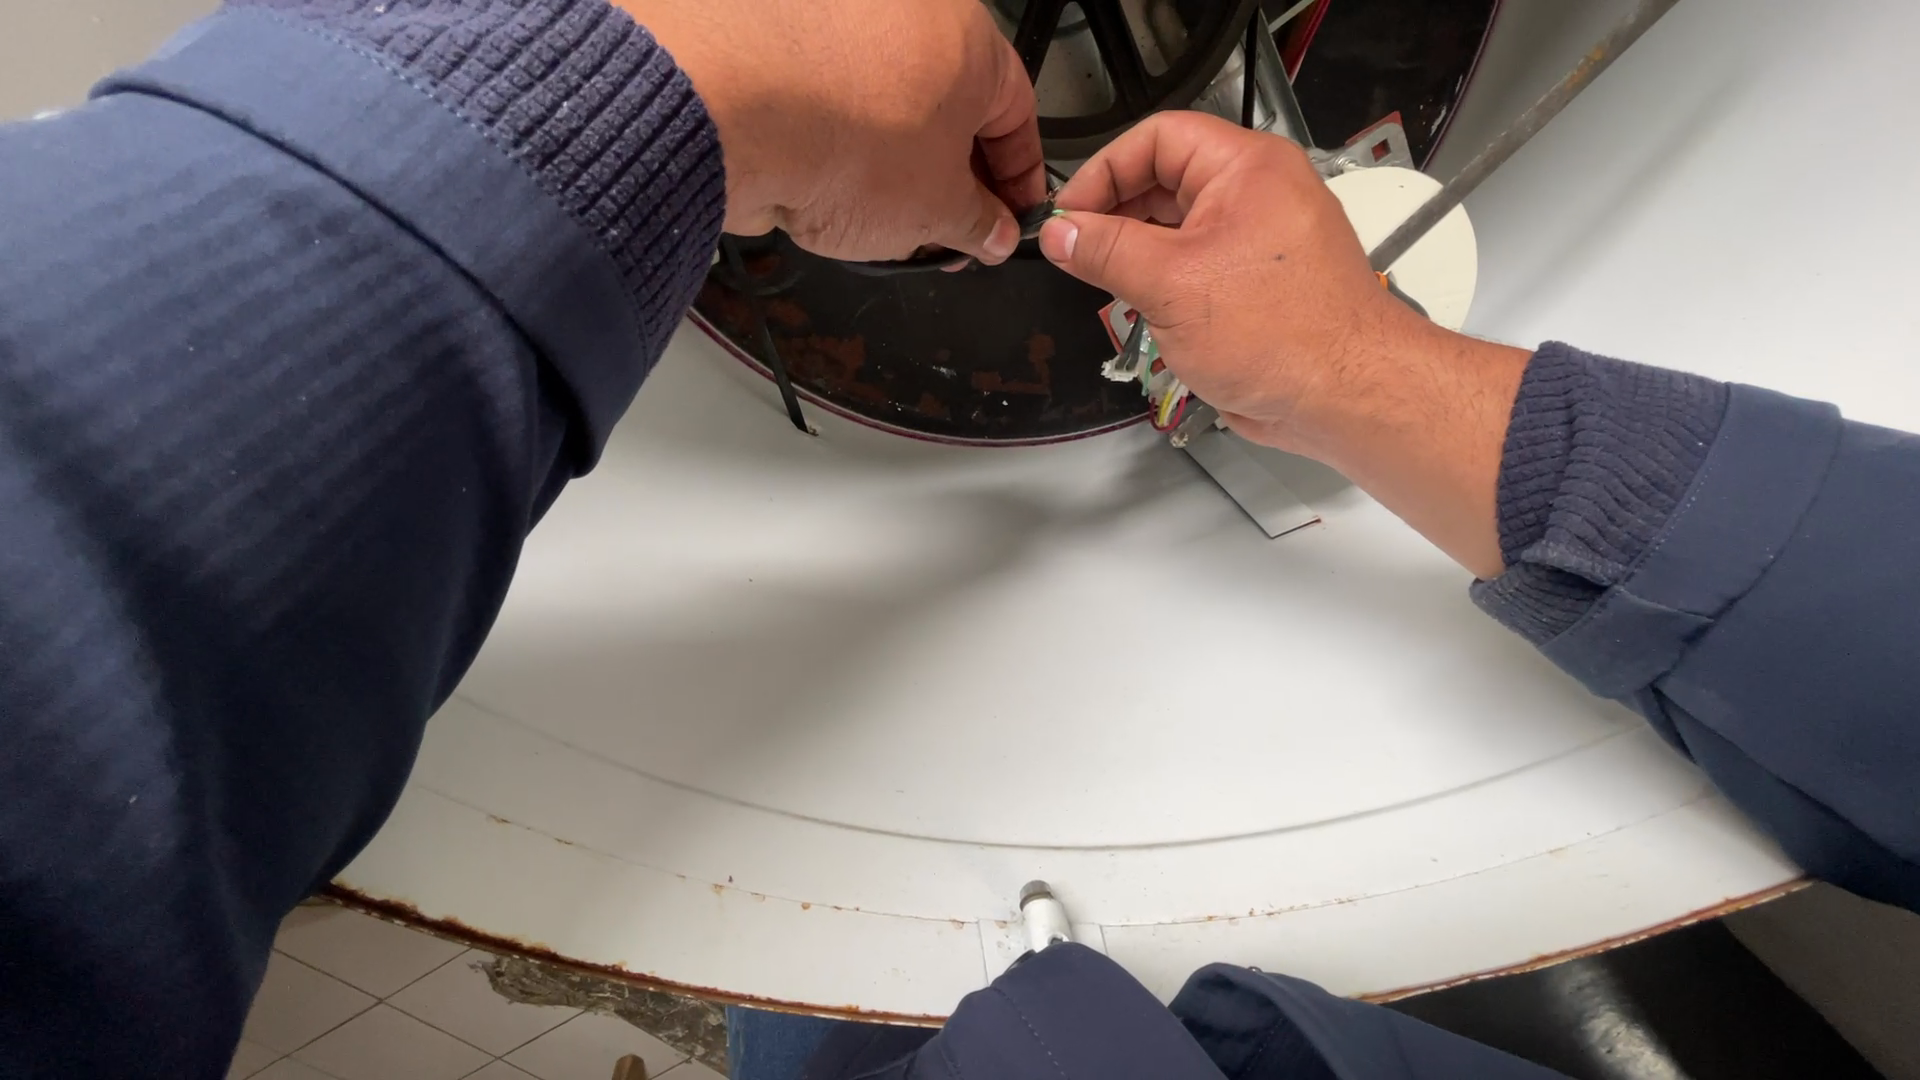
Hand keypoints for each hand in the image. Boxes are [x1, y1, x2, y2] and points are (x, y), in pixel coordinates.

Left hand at [619, 0, 1045, 264]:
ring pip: (891, 117)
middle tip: (955, 240)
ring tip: (895, 234)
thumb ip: (978, 224)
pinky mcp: (785, 54)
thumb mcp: (940, 210)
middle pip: (950, 114)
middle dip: (957, 187)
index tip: (1011, 224)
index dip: (1019, 181)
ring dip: (902, 179)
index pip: (1016, 116)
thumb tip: (993, 233)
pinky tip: (843, 205)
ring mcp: (838, 29)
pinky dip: (850, 161)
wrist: (734, 113)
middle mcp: (906, 17)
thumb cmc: (850, 141)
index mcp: (966, 39)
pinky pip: (839, 117)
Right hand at [1038, 112, 1530, 578]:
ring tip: (1101, 284)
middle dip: (1115, 216)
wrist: (1340, 395)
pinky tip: (1137, 309)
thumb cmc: (1273, 332)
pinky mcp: (1251, 286)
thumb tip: (1059, 234)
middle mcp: (1253, 195)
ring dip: (1134, 256)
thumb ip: (1107, 252)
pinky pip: (1193, 269)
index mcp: (1244, 168)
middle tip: (1075, 254)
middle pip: (1164, 183)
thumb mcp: (1171, 284)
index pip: (1157, 139)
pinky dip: (1160, 284)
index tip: (1066, 216)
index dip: (1104, 172)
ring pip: (1176, 231)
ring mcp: (1254, 242)